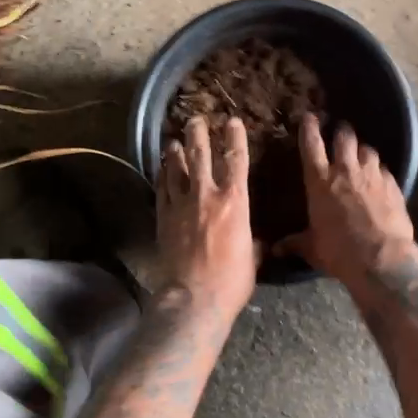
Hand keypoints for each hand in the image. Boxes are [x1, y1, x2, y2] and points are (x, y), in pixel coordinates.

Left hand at [155, 116, 258, 316]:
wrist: (194, 297)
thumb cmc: (232, 280)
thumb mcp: (253, 257)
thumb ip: (253, 241)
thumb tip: (256, 239)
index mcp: (235, 201)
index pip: (236, 160)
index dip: (235, 138)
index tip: (232, 122)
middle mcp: (207, 195)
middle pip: (200, 155)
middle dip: (199, 133)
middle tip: (195, 120)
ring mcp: (181, 204)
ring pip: (176, 168)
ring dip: (175, 152)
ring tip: (174, 141)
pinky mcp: (163, 217)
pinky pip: (161, 189)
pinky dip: (161, 176)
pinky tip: (161, 169)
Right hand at [285, 114, 417, 281]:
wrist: (382, 260)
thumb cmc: (339, 251)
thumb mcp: (312, 248)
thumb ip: (295, 243)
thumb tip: (276, 249)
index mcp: (320, 182)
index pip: (311, 145)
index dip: (309, 128)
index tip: (309, 117)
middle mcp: (346, 171)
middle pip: (344, 137)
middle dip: (342, 132)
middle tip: (340, 133)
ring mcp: (372, 176)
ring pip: (368, 150)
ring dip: (362, 151)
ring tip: (361, 156)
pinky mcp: (393, 185)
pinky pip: (385, 169)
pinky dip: (380, 171)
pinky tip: (379, 179)